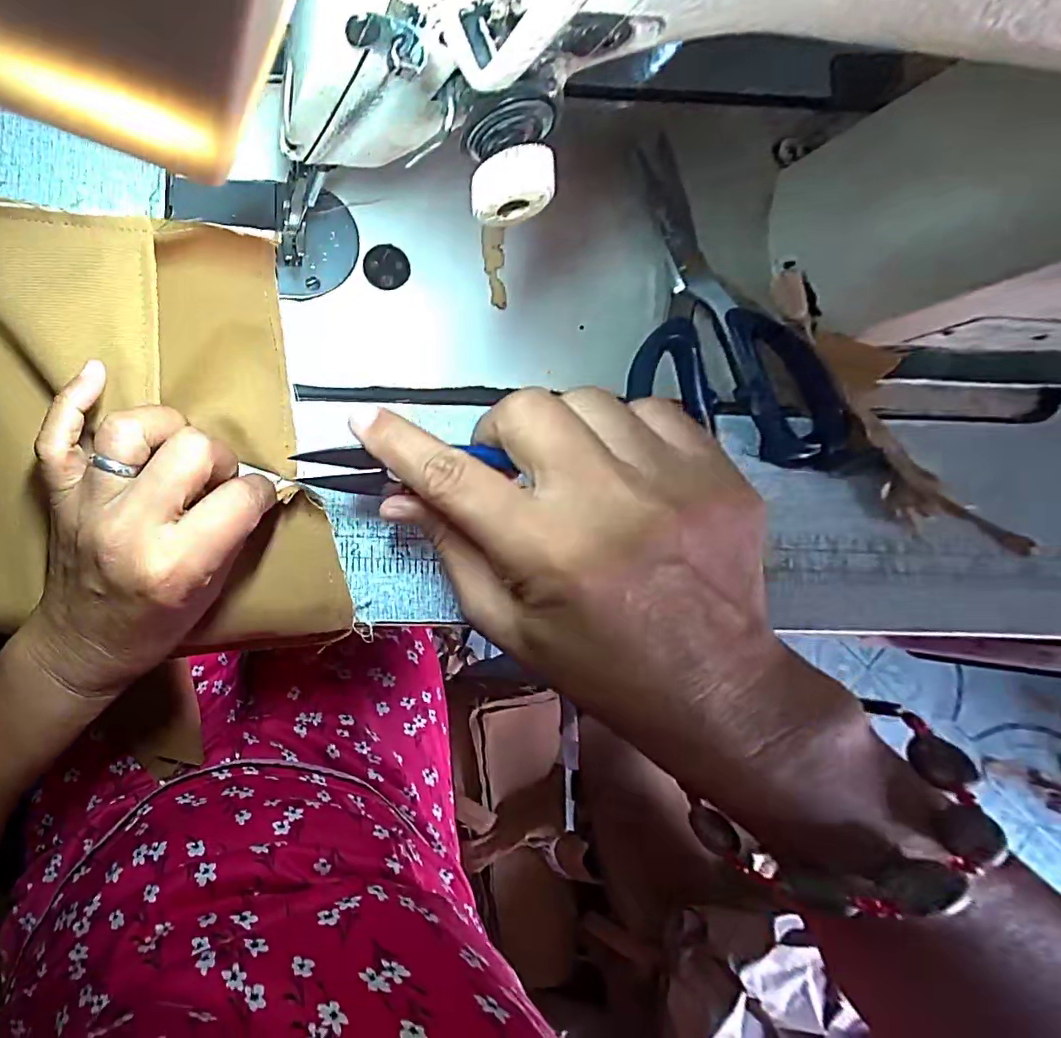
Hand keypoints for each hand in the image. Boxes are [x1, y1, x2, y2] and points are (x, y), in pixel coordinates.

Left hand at [16, 361, 278, 701]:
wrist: (81, 645)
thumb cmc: (150, 629)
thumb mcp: (208, 594)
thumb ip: (234, 535)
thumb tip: (257, 483)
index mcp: (172, 564)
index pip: (237, 497)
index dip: (256, 491)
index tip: (253, 495)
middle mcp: (127, 528)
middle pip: (190, 449)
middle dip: (216, 459)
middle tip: (212, 480)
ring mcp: (85, 506)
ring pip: (128, 429)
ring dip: (163, 429)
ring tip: (172, 449)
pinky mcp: (58, 495)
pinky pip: (56, 436)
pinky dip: (72, 400)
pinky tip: (97, 374)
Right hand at [351, 390, 871, 812]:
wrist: (717, 687)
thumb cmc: (588, 661)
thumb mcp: (499, 616)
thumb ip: (449, 546)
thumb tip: (396, 498)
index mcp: (544, 548)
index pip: (452, 476)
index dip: (400, 442)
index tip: (367, 418)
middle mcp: (606, 501)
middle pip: (525, 409)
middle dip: (496, 432)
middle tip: (505, 470)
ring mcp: (673, 480)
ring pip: (586, 400)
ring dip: (556, 429)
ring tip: (564, 470)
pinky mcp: (720, 473)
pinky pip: (648, 410)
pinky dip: (615, 430)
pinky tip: (617, 469)